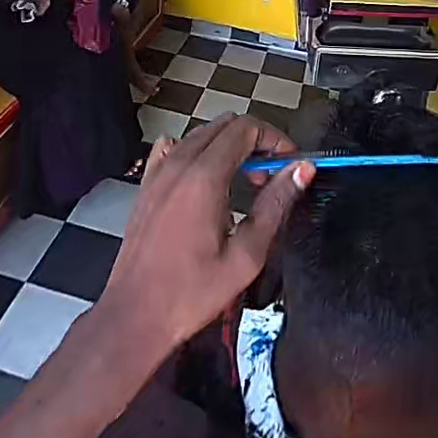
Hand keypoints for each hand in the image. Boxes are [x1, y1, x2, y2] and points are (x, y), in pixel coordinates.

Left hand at [96, 116, 310, 347]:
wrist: (135, 313)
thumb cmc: (191, 292)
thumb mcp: (246, 255)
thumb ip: (276, 204)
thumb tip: (302, 170)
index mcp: (204, 176)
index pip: (245, 128)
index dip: (274, 138)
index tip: (289, 163)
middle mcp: (178, 163)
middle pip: (225, 124)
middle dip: (256, 140)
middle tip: (272, 175)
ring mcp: (158, 170)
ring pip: (202, 133)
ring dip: (230, 146)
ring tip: (246, 182)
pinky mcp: (147, 182)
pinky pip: (176, 147)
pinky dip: (199, 152)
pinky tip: (207, 180)